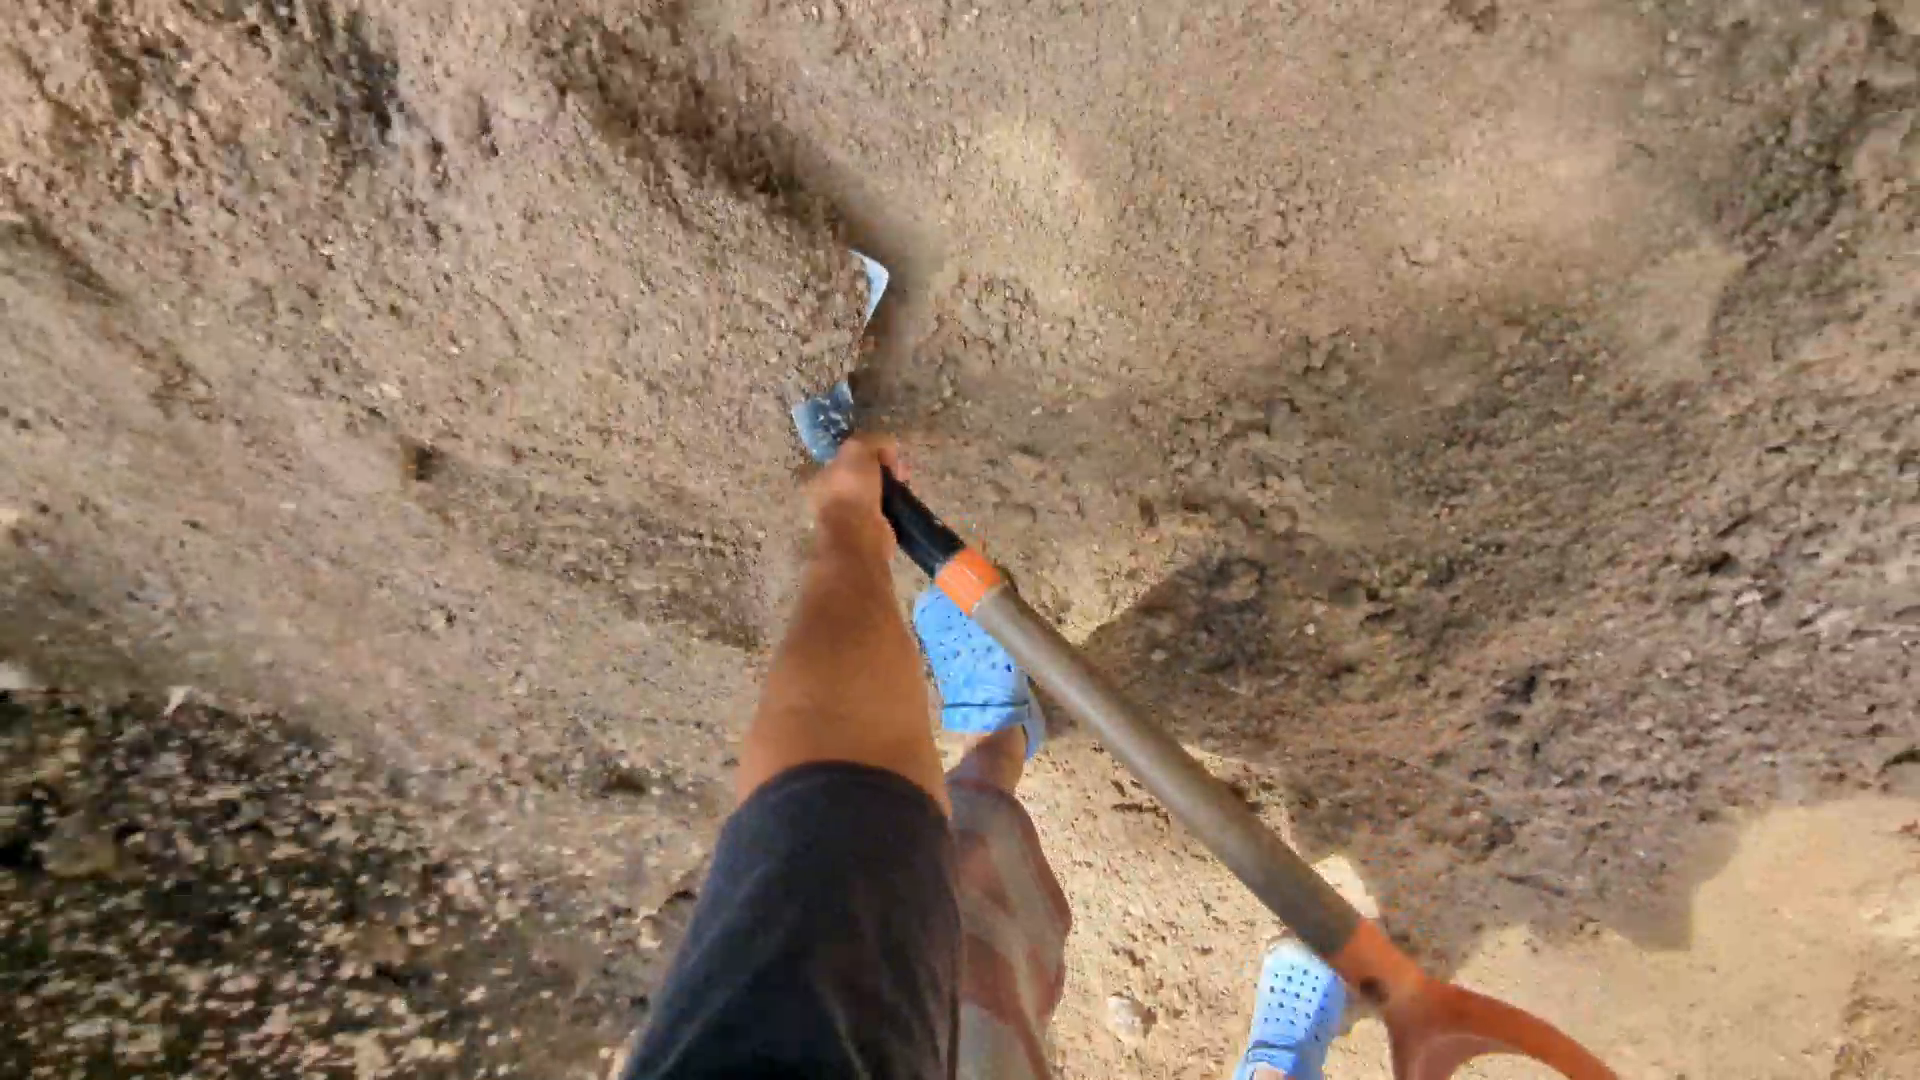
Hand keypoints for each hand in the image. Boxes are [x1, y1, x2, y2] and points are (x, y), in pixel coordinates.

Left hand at [809, 434, 902, 560]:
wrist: (860, 534)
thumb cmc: (852, 489)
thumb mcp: (857, 449)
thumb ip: (872, 440)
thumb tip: (888, 446)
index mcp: (824, 478)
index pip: (847, 459)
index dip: (868, 450)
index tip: (885, 450)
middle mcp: (836, 497)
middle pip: (865, 474)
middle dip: (884, 467)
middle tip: (898, 466)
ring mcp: (854, 516)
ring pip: (878, 491)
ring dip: (894, 484)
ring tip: (905, 480)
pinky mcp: (873, 530)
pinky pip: (888, 509)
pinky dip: (899, 503)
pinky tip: (906, 498)